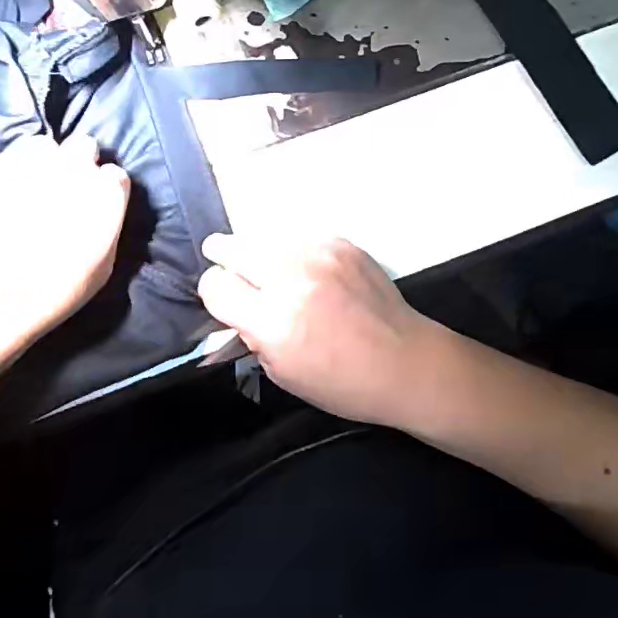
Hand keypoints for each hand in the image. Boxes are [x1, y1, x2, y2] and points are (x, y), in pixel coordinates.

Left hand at [0, 134, 130, 365]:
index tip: (96, 207)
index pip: (117, 176)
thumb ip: (108, 228)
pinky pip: (15, 153)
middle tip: (68, 191)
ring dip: (48, 162)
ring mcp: (32, 163)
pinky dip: (17, 166)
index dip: (106, 192)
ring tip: (35, 187)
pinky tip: (9, 190)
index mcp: (105, 195)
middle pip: (86, 147)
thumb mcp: (101, 269)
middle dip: (80, 165)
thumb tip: (102, 214)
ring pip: (48, 145)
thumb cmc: (50, 293)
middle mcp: (74, 169)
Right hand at [197, 233, 448, 426]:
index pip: (216, 286)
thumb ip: (251, 334)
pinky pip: (299, 235)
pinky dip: (293, 248)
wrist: (404, 361)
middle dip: (222, 255)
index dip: (213, 291)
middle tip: (221, 258)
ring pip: (265, 235)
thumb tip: (233, 307)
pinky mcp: (342, 244)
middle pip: (233, 248)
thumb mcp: (283, 373)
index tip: (223, 296)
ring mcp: (320, 256)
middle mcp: (292, 281)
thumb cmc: (342, 382)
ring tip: (266, 266)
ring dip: (258, 250)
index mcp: (274, 323)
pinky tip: (302, 266)